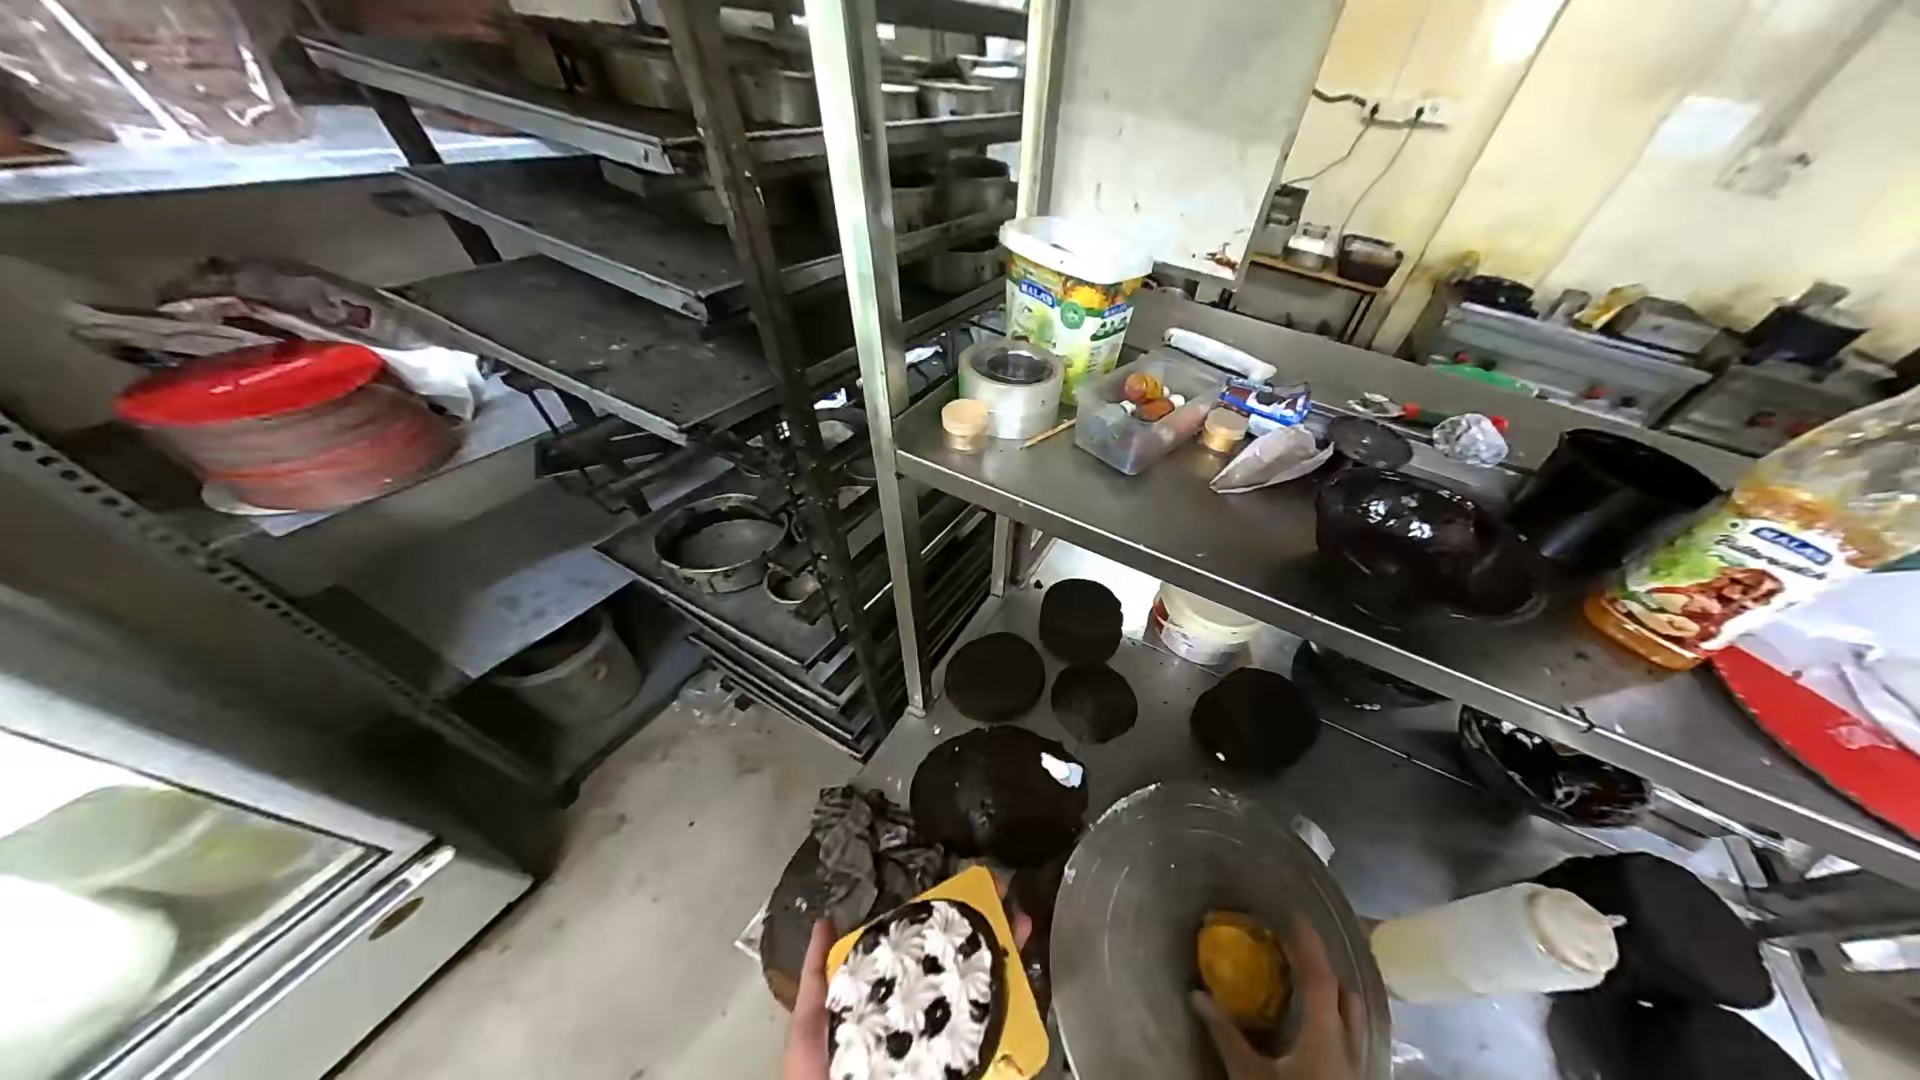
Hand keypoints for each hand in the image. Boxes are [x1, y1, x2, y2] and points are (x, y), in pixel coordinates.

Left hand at [784, 881, 1032, 1079]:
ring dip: (1008, 962)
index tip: (972, 892)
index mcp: (895, 1001)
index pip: (927, 953)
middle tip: (1009, 904)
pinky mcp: (969, 1068)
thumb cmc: (820, 1079)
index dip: (951, 922)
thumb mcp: (810, 1027)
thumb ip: (817, 978)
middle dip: (990, 933)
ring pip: (988, 999)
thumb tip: (823, 922)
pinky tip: (1025, 985)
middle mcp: (927, 1018)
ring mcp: (949, 1046)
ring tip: (1022, 929)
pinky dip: (1017, 1018)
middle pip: (964, 969)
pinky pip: (998, 1045)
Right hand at [1191, 918, 1365, 1079]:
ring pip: (1354, 1018)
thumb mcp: (1250, 1077)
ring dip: (1332, 993)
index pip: (1320, 977)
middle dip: (1323, 966)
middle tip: (1294, 946)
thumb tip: (1196, 994)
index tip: (1295, 914)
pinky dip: (1334, 1018)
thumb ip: (1226, 1034)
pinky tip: (1313, 1025)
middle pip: (1345, 995)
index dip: (1309, 943)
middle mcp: (1350, 1048)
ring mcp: (1357, 1069)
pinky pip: (1351, 1037)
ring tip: (1304, 979)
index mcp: (1325, 1038)